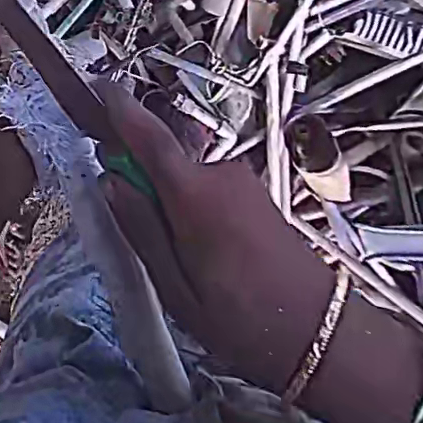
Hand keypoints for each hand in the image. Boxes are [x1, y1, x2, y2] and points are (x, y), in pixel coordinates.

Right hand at [98, 80, 334, 394]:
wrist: (325, 336)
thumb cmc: (246, 322)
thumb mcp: (177, 288)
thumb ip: (140, 227)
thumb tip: (111, 182)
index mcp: (195, 195)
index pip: (148, 134)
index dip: (118, 105)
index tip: (97, 87)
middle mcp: (219, 173)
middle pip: (161, 155)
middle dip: (138, 175)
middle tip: (132, 220)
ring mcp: (239, 177)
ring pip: (182, 172)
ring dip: (166, 195)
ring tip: (177, 253)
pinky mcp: (250, 188)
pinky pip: (203, 181)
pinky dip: (188, 200)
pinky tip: (201, 248)